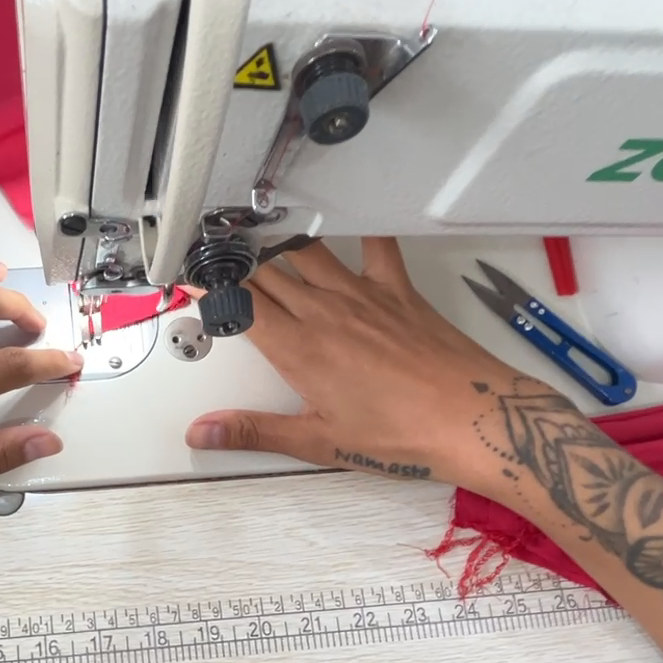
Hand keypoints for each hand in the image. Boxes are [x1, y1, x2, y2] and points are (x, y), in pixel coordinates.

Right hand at [185, 238, 537, 487]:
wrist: (471, 420)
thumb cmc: (400, 434)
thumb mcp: (316, 442)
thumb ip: (252, 431)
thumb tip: (203, 431)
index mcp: (299, 350)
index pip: (240, 306)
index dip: (210, 288)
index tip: (190, 278)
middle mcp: (325, 313)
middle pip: (267, 273)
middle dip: (236, 263)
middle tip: (215, 253)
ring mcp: (362, 296)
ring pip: (308, 253)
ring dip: (279, 242)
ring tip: (258, 232)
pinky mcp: (396, 292)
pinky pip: (374, 246)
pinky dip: (357, 230)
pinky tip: (347, 220)